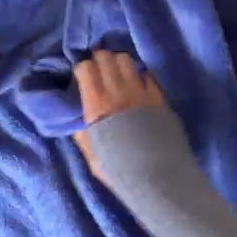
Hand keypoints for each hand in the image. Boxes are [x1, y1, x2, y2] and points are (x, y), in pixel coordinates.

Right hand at [72, 50, 165, 184]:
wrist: (157, 179)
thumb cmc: (120, 171)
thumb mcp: (93, 156)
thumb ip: (83, 134)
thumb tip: (79, 121)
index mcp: (97, 105)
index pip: (86, 68)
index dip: (82, 67)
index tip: (83, 75)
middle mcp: (117, 92)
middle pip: (105, 57)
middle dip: (99, 59)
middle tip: (99, 68)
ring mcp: (140, 92)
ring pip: (126, 59)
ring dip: (118, 62)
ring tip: (118, 73)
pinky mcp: (157, 96)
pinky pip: (146, 74)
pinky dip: (139, 74)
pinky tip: (138, 84)